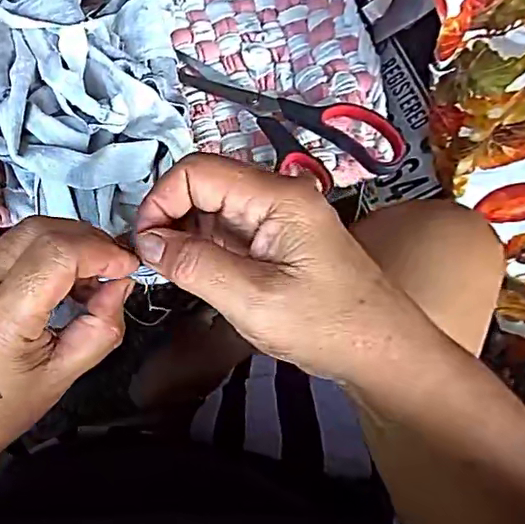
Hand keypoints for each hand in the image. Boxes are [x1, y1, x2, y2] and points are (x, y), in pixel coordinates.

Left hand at [0, 217, 137, 466]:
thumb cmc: (3, 410)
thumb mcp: (64, 375)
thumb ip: (101, 328)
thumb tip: (121, 284)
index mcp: (0, 321)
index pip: (55, 254)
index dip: (99, 252)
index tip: (126, 266)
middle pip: (39, 231)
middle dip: (87, 238)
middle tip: (115, 265)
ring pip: (25, 232)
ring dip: (68, 240)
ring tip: (93, 274)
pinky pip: (14, 247)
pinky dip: (50, 250)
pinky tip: (67, 279)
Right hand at [132, 154, 407, 382]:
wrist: (379, 351)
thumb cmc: (332, 326)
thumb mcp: (253, 300)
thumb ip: (195, 265)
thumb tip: (149, 242)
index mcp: (278, 198)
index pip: (196, 172)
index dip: (161, 201)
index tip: (145, 241)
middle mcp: (276, 198)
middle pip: (201, 185)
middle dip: (167, 218)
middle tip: (152, 259)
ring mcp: (274, 218)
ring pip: (208, 209)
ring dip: (182, 236)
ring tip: (171, 272)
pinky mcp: (271, 240)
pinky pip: (223, 232)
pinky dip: (199, 250)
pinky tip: (193, 274)